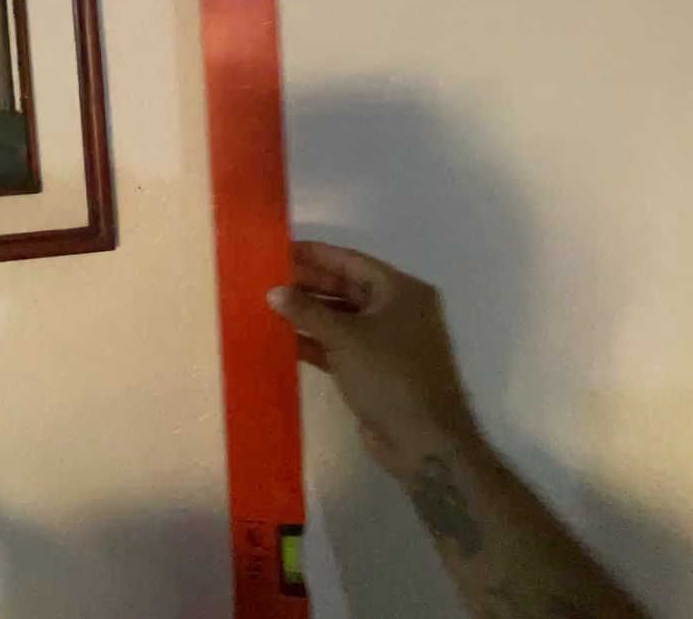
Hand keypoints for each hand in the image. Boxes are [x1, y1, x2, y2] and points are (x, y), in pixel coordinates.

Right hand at [267, 242, 480, 477]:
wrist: (424, 443)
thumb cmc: (389, 375)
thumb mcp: (344, 337)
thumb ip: (306, 310)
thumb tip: (273, 291)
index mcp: (400, 291)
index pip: (350, 261)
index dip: (314, 254)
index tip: (280, 249)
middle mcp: (397, 310)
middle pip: (344, 287)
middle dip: (307, 284)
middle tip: (268, 278)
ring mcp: (387, 340)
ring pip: (340, 316)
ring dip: (307, 312)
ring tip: (268, 305)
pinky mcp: (375, 367)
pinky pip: (340, 342)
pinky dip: (315, 339)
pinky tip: (283, 338)